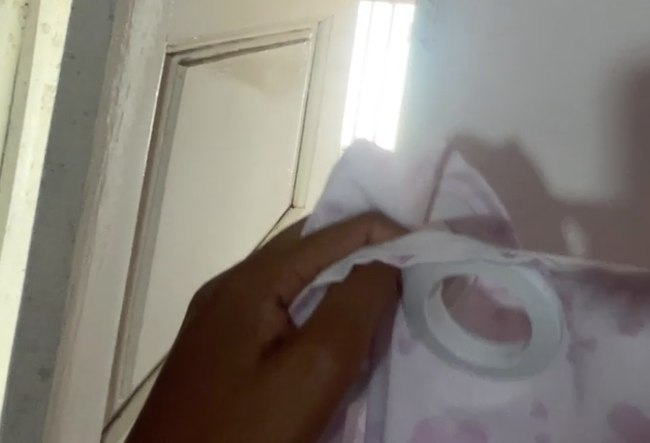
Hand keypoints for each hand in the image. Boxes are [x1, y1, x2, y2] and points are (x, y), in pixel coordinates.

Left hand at [126, 213, 405, 442]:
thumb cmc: (248, 435)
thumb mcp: (320, 364)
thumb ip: (363, 295)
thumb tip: (394, 255)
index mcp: (251, 278)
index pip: (346, 227)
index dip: (396, 237)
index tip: (430, 266)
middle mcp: (231, 285)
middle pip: (322, 245)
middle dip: (372, 258)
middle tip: (407, 288)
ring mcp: (219, 319)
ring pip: (305, 277)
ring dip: (348, 286)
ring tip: (379, 315)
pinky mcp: (218, 352)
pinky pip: (285, 307)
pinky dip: (322, 311)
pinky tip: (337, 342)